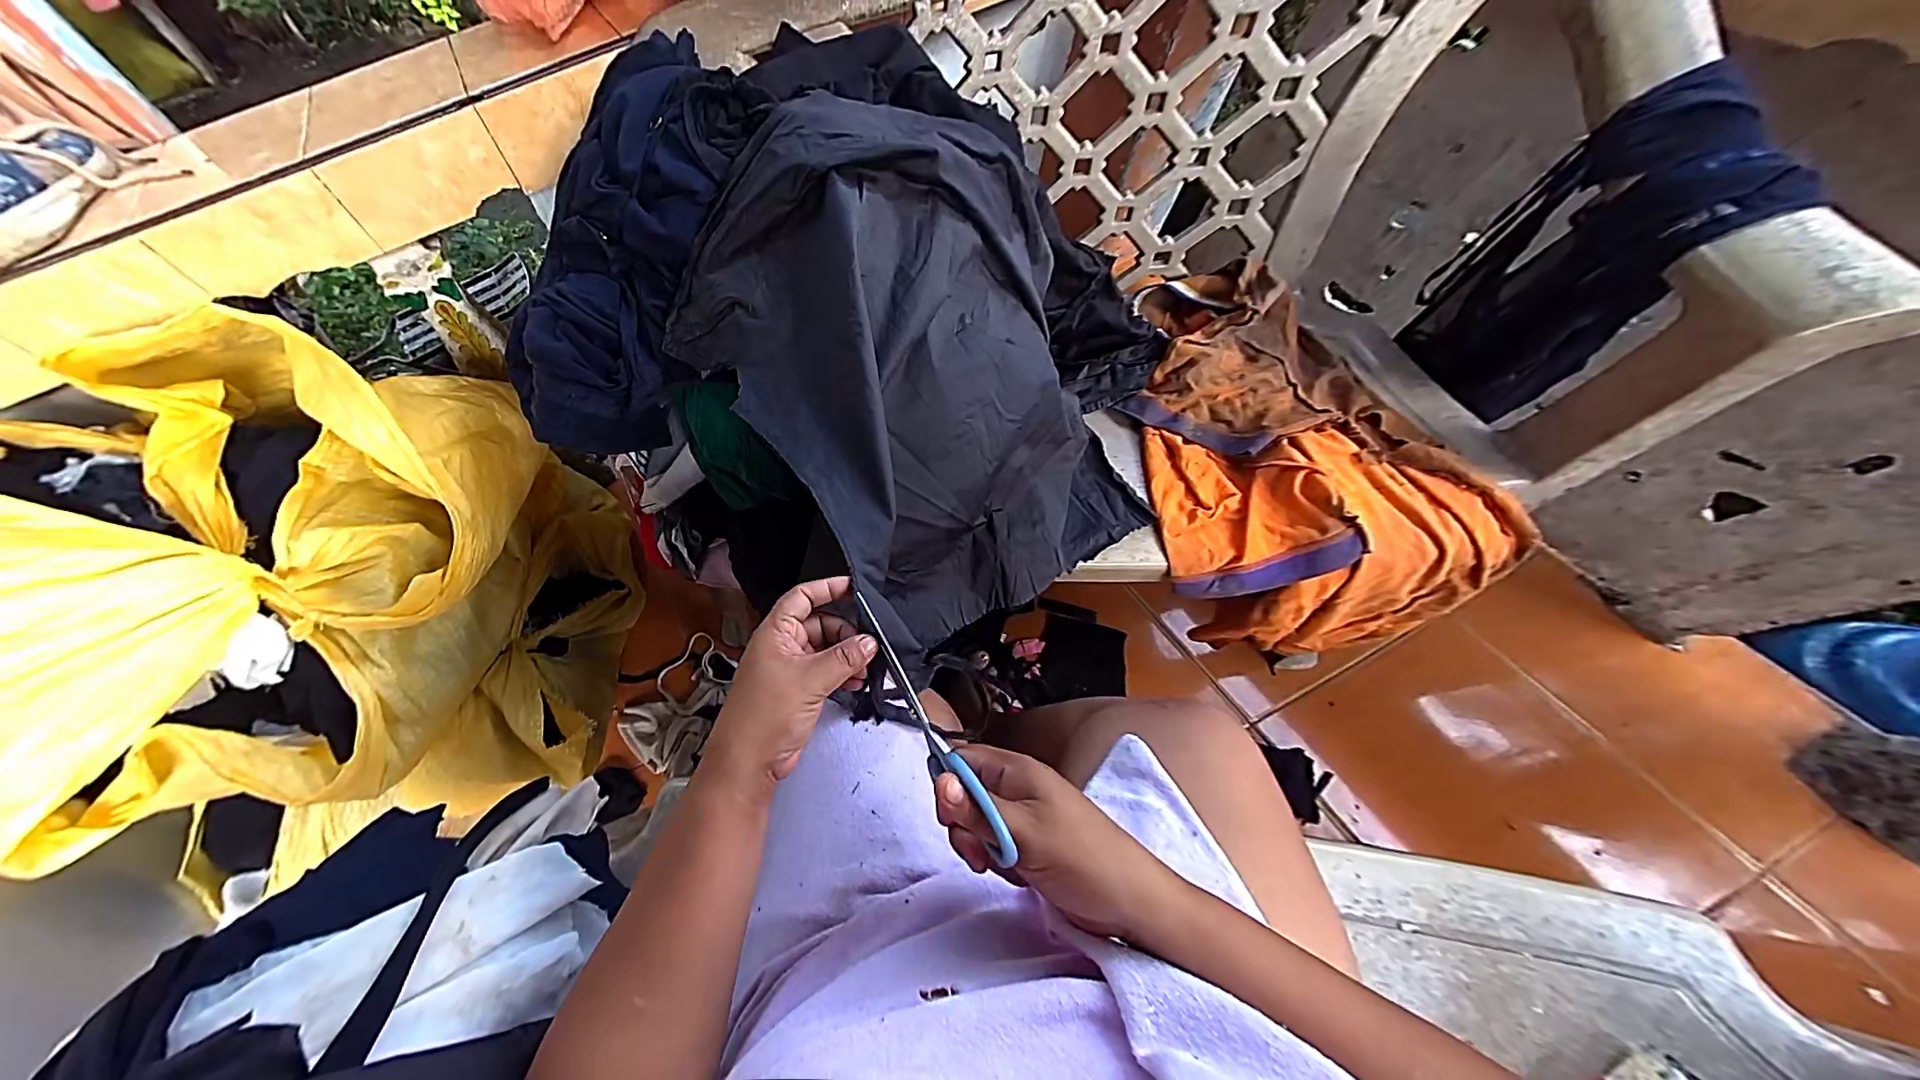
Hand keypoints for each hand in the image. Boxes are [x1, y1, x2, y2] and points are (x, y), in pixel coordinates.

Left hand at [702, 577, 875, 797]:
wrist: (748, 763)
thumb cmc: (761, 719)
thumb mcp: (810, 680)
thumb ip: (844, 658)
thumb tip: (868, 641)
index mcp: (774, 634)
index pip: (802, 597)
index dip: (826, 589)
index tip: (852, 588)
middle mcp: (781, 647)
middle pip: (820, 624)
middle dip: (846, 632)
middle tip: (866, 644)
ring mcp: (790, 669)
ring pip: (826, 649)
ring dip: (847, 656)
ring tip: (865, 667)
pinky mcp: (799, 690)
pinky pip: (826, 671)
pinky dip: (843, 673)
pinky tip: (856, 682)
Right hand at [934, 743, 1186, 940]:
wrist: (1130, 902)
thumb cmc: (1085, 859)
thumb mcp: (1023, 833)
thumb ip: (977, 809)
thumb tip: (940, 781)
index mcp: (1019, 770)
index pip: (963, 759)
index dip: (947, 784)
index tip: (950, 816)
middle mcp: (1019, 788)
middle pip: (965, 795)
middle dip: (964, 825)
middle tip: (982, 849)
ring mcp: (1025, 817)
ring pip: (977, 824)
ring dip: (981, 847)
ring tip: (1006, 865)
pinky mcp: (1029, 844)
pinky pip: (995, 846)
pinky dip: (998, 862)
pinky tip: (1017, 873)